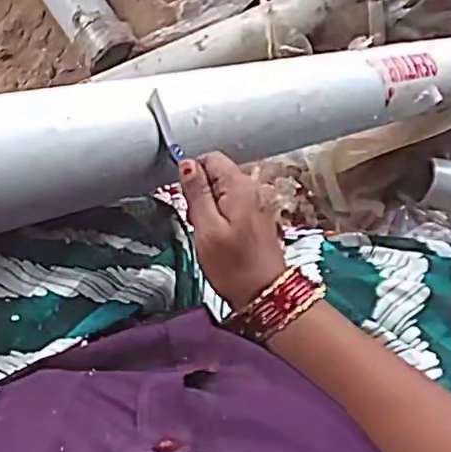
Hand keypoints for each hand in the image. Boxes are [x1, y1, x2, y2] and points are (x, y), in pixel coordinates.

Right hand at [180, 152, 288, 309]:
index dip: (193, 173)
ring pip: (223, 190)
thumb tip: (187, 164)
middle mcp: (253, 189)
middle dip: (200, 191)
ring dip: (209, 206)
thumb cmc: (234, 266)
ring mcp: (257, 203)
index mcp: (240, 186)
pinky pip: (233, 205)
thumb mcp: (206, 228)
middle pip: (217, 173)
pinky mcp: (257, 217)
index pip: (211, 158)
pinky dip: (221, 216)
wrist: (264, 293)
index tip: (185, 197)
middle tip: (197, 220)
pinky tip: (219, 236)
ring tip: (207, 231)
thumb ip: (196, 192)